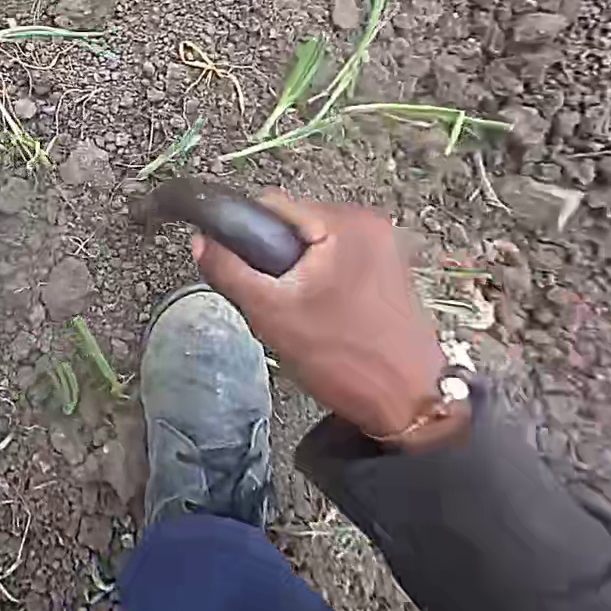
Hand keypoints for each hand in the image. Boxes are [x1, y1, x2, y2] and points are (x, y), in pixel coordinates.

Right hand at [192, 193, 452, 442]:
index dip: (246, 237)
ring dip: (293, 270)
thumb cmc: (343, 356)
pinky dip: (316, 278)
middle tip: (273, 300)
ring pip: (310, 243)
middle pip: (291, 224)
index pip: (270, 205)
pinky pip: (333, 258)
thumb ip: (227, 269)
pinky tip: (320, 313)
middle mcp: (368, 222)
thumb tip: (200, 241)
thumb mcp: (268, 312)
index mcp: (344, 221)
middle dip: (272, 257)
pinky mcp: (388, 268)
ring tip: (296, 310)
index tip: (247, 274)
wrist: (410, 405)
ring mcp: (382, 245)